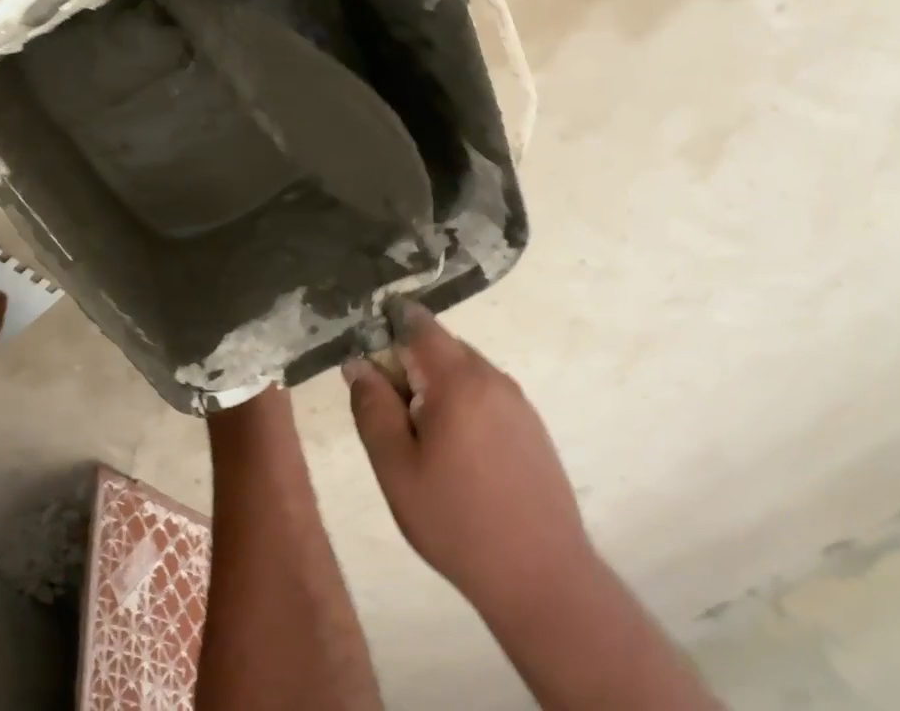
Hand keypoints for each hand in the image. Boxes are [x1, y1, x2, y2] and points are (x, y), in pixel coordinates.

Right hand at [343, 303, 592, 600]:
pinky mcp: (531, 429)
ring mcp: (518, 404)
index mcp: (458, 381)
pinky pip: (483, 396)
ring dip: (431, 386)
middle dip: (405, 362)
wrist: (541, 575)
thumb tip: (358, 364)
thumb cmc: (455, 520)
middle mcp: (494, 379)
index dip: (385, 326)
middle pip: (440, 346)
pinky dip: (457, 405)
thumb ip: (371, 407)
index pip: (417, 324)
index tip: (361, 353)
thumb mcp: (395, 466)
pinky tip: (449, 451)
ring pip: (462, 372)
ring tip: (412, 435)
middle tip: (381, 408)